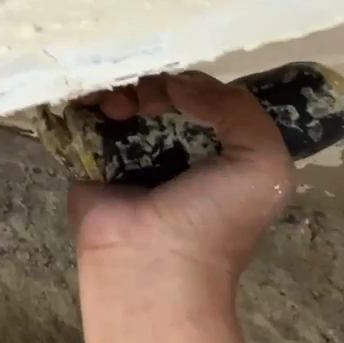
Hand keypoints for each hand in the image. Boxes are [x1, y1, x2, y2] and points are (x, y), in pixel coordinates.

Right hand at [69, 71, 295, 342]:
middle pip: (156, 87)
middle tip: (142, 102)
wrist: (149, 261)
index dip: (191, 81)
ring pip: (118, 93)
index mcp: (219, 147)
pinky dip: (80, 97)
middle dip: (148, 83)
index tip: (178, 91)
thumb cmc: (211, 220)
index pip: (202, 91)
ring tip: (113, 109)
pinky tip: (86, 104)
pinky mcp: (88, 150)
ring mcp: (128, 145)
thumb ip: (241, 112)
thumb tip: (175, 81)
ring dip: (113, 89)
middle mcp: (174, 142)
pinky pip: (81, 111)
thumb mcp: (263, 169)